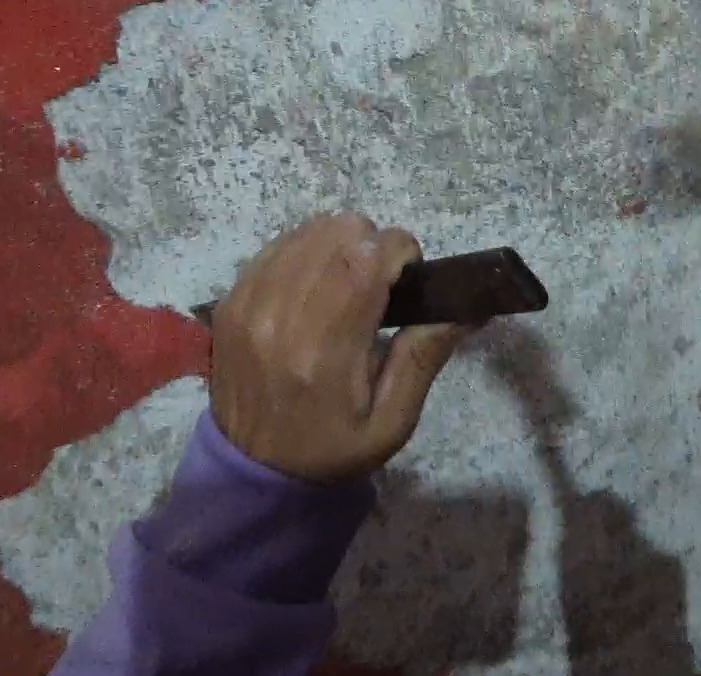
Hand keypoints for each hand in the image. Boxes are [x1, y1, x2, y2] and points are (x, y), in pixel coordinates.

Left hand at [208, 213, 469, 482]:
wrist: (252, 471)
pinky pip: (280, 242)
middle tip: (380, 284)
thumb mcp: (393, 420)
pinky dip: (308, 252)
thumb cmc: (333, 447)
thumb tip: (468, 306)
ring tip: (347, 284)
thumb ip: (425, 355)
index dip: (400, 250)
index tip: (409, 277)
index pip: (368, 256)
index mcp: (325, 347)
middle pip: (341, 229)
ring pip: (311, 227)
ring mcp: (249, 300)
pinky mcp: (231, 297)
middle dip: (373, 245)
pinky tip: (315, 286)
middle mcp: (281, 313)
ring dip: (341, 245)